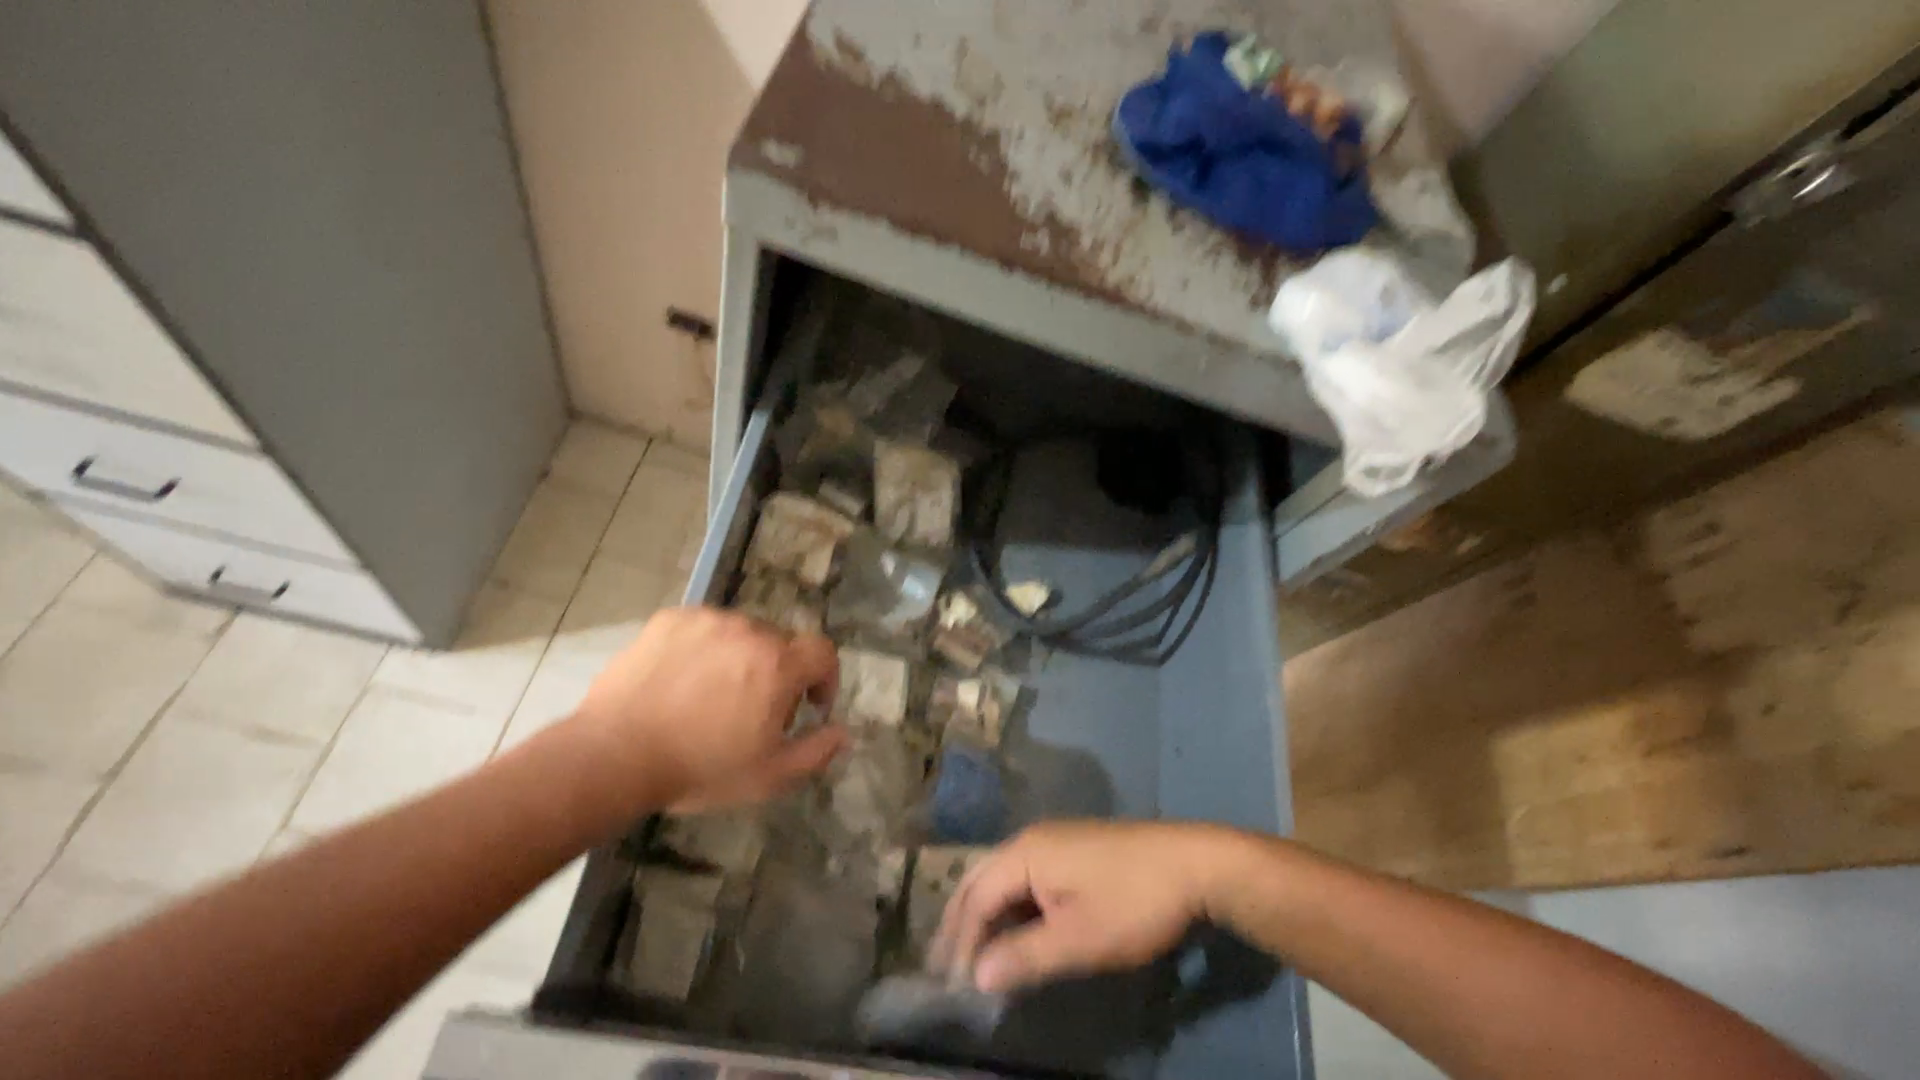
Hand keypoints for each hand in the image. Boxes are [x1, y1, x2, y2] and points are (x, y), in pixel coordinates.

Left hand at [566, 606, 847, 813]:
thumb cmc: (700, 769)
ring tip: (710, 696)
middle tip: (751, 711)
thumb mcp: (768, 776)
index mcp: (779, 665)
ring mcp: (706, 621)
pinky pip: (701, 628)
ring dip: (738, 658)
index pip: (823, 652)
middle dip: (776, 673)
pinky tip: (681, 681)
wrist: (615, 754)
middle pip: (779, 644)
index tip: (808, 705)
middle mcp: (748, 631)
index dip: (824, 678)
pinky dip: (702, 648)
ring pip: (739, 634)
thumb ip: (816, 752)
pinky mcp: (669, 620)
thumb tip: (843, 733)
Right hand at [931, 821, 1244, 993]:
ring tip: (974, 955)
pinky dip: (1012, 908)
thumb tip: (976, 976)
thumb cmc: (1134, 902)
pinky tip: (1017, 934)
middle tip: (943, 965)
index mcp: (1024, 854)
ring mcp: (1055, 841)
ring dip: (986, 916)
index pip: (975, 899)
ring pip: (1004, 879)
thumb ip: (1024, 957)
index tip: (948, 982)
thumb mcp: (1079, 939)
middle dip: (961, 924)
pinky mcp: (1075, 851)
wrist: (1197, 864)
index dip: (959, 942)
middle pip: (981, 881)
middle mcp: (1031, 840)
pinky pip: (1026, 879)